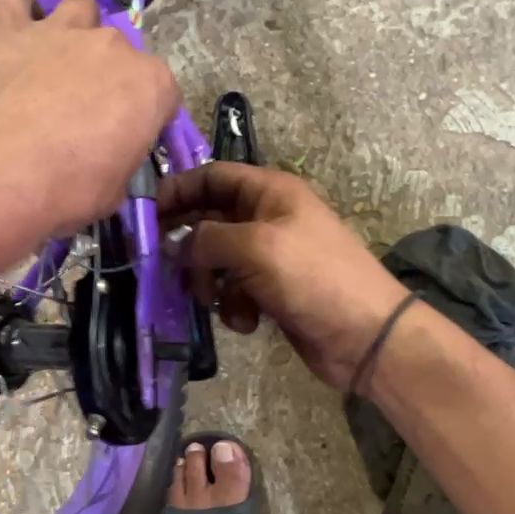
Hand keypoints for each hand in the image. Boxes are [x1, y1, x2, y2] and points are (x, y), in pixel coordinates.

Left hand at [0, 0, 180, 238]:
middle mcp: (111, 46)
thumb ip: (120, 160)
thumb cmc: (63, 192)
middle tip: (81, 114)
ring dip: (71, 32)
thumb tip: (107, 159)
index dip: (145, 117)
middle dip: (106, 77)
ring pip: (78, 10)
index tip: (125, 139)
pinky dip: (14, 7)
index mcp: (149, 85)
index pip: (162, 94)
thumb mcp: (112, 192)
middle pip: (119, 52)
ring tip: (52, 65)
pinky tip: (10, 29)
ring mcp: (59, 30)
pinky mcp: (7, 28)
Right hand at [160, 163, 411, 392]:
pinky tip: (246, 322)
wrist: (366, 336)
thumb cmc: (314, 277)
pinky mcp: (271, 291)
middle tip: (164, 267)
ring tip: (212, 300)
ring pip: (216, 260)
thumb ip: (205, 239)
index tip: (147, 216)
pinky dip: (232, 306)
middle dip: (188, 245)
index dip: (179, 190)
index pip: (212, 176)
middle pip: (209, 220)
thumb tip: (172, 244)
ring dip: (209, 282)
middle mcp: (267, 217)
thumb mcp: (256, 247)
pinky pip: (233, 291)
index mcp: (269, 192)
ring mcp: (270, 256)